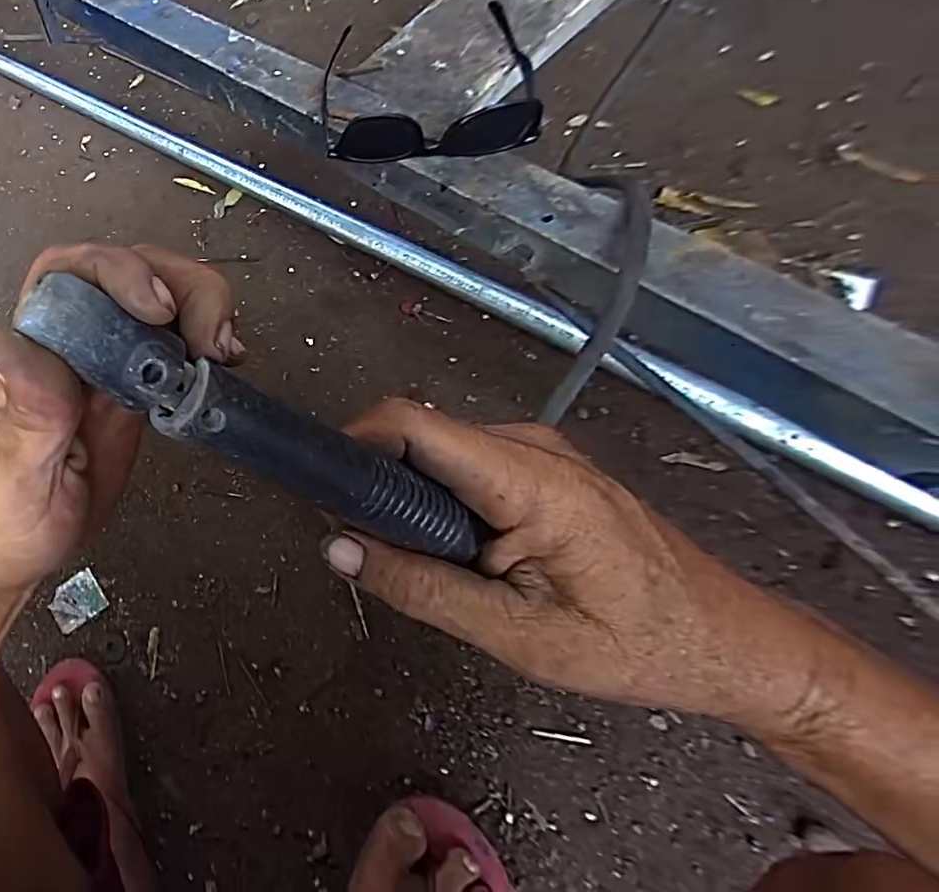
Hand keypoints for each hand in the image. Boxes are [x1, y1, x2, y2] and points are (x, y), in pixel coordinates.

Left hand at [0, 243, 242, 599]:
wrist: (30, 546)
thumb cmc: (7, 513)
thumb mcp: (11, 472)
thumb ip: (24, 411)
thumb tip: (4, 340)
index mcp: (30, 352)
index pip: (63, 275)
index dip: (112, 270)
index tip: (154, 308)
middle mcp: (69, 345)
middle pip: (118, 271)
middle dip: (171, 280)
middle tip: (203, 331)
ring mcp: (106, 362)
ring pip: (154, 294)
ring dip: (199, 300)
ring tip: (219, 346)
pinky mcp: (138, 385)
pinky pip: (176, 340)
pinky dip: (207, 333)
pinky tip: (223, 356)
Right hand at [326, 398, 821, 726]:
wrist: (740, 647)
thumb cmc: (643, 646)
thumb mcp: (519, 636)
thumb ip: (419, 587)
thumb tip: (337, 548)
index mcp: (533, 482)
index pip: (412, 423)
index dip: (355, 442)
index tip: (329, 488)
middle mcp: (531, 447)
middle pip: (412, 433)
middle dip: (376, 480)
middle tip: (376, 541)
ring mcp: (536, 450)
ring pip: (430, 445)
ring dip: (404, 490)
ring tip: (422, 550)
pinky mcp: (536, 463)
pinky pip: (455, 458)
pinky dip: (432, 492)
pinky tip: (454, 541)